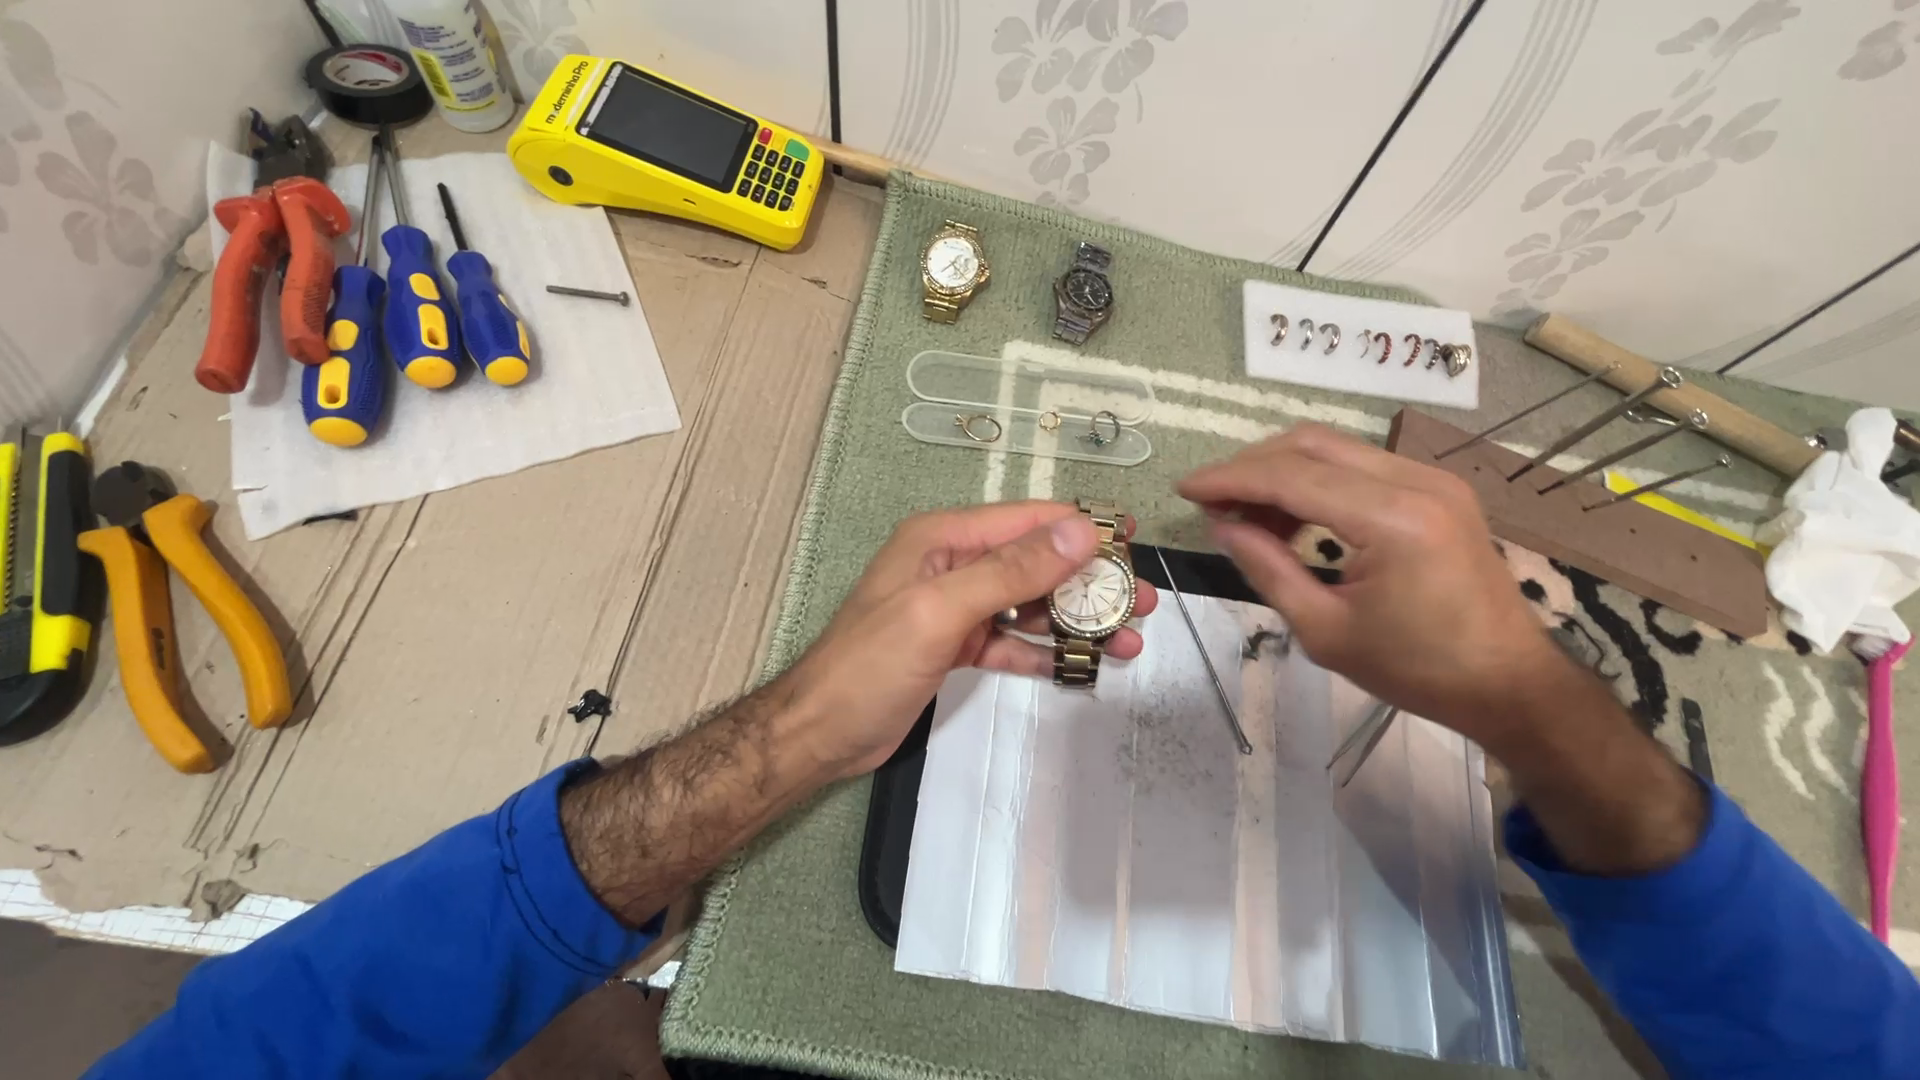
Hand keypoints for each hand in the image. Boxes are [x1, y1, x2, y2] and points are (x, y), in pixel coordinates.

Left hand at [784, 501, 1157, 778]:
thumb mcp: (941, 610)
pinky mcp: (957, 646)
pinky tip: (1081, 667)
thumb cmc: (872, 663)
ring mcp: (956, 608)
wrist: (820, 733)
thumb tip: (1079, 531)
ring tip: (1128, 641)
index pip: (1025, 521)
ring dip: (1076, 621)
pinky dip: (1044, 652)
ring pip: (1029, 605)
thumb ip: (1011, 570)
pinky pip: (1011, 642)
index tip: (1134, 540)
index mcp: (943, 539)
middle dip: (1089, 582)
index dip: (1081, 527)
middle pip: (1034, 563)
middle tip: (1144, 603)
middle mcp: (952, 565)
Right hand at [1178, 424, 1561, 743]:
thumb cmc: (1416, 670)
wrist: (1508, 682)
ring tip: (1246, 517)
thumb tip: (1222, 526)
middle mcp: (1416, 482)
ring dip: (1280, 471)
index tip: (1185, 490)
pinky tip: (1290, 516)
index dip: (1229, 479)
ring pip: (1333, 448)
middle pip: (1310, 445)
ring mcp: (1432, 479)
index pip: (1290, 476)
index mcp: (1393, 520)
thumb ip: (1267, 569)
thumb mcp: (1325, 631)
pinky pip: (1359, 466)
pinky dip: (1314, 480)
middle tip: (1212, 503)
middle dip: (1250, 466)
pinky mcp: (1437, 488)